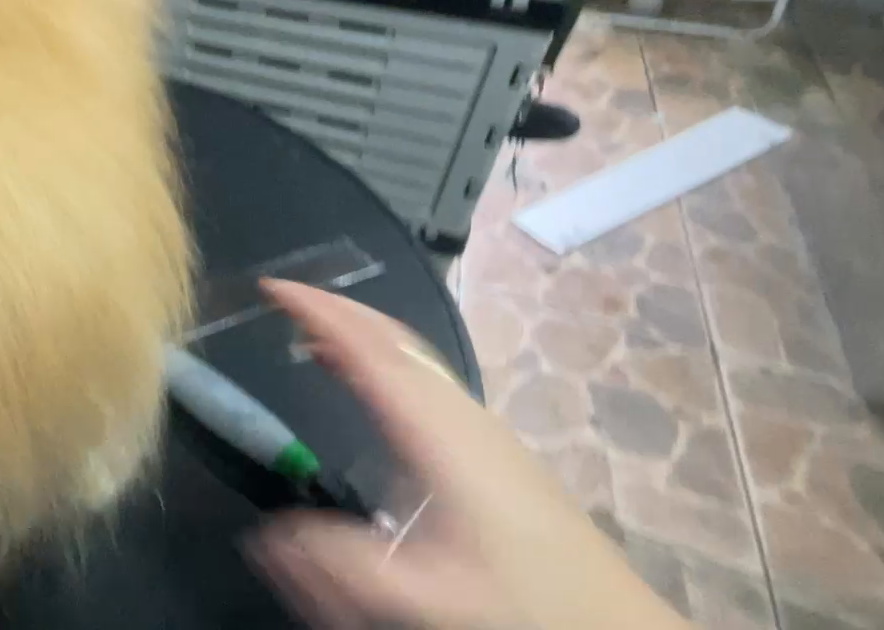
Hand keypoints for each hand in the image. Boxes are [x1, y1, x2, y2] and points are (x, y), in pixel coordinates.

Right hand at [247, 281, 689, 629]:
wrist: (619, 627)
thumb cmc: (527, 600)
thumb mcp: (427, 592)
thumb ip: (342, 564)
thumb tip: (264, 538)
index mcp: (437, 430)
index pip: (369, 347)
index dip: (318, 310)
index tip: (273, 288)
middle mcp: (459, 413)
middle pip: (392, 337)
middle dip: (335, 307)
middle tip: (283, 298)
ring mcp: (479, 424)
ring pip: (410, 354)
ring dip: (358, 330)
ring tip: (310, 332)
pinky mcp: (489, 443)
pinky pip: (422, 376)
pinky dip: (380, 357)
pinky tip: (366, 384)